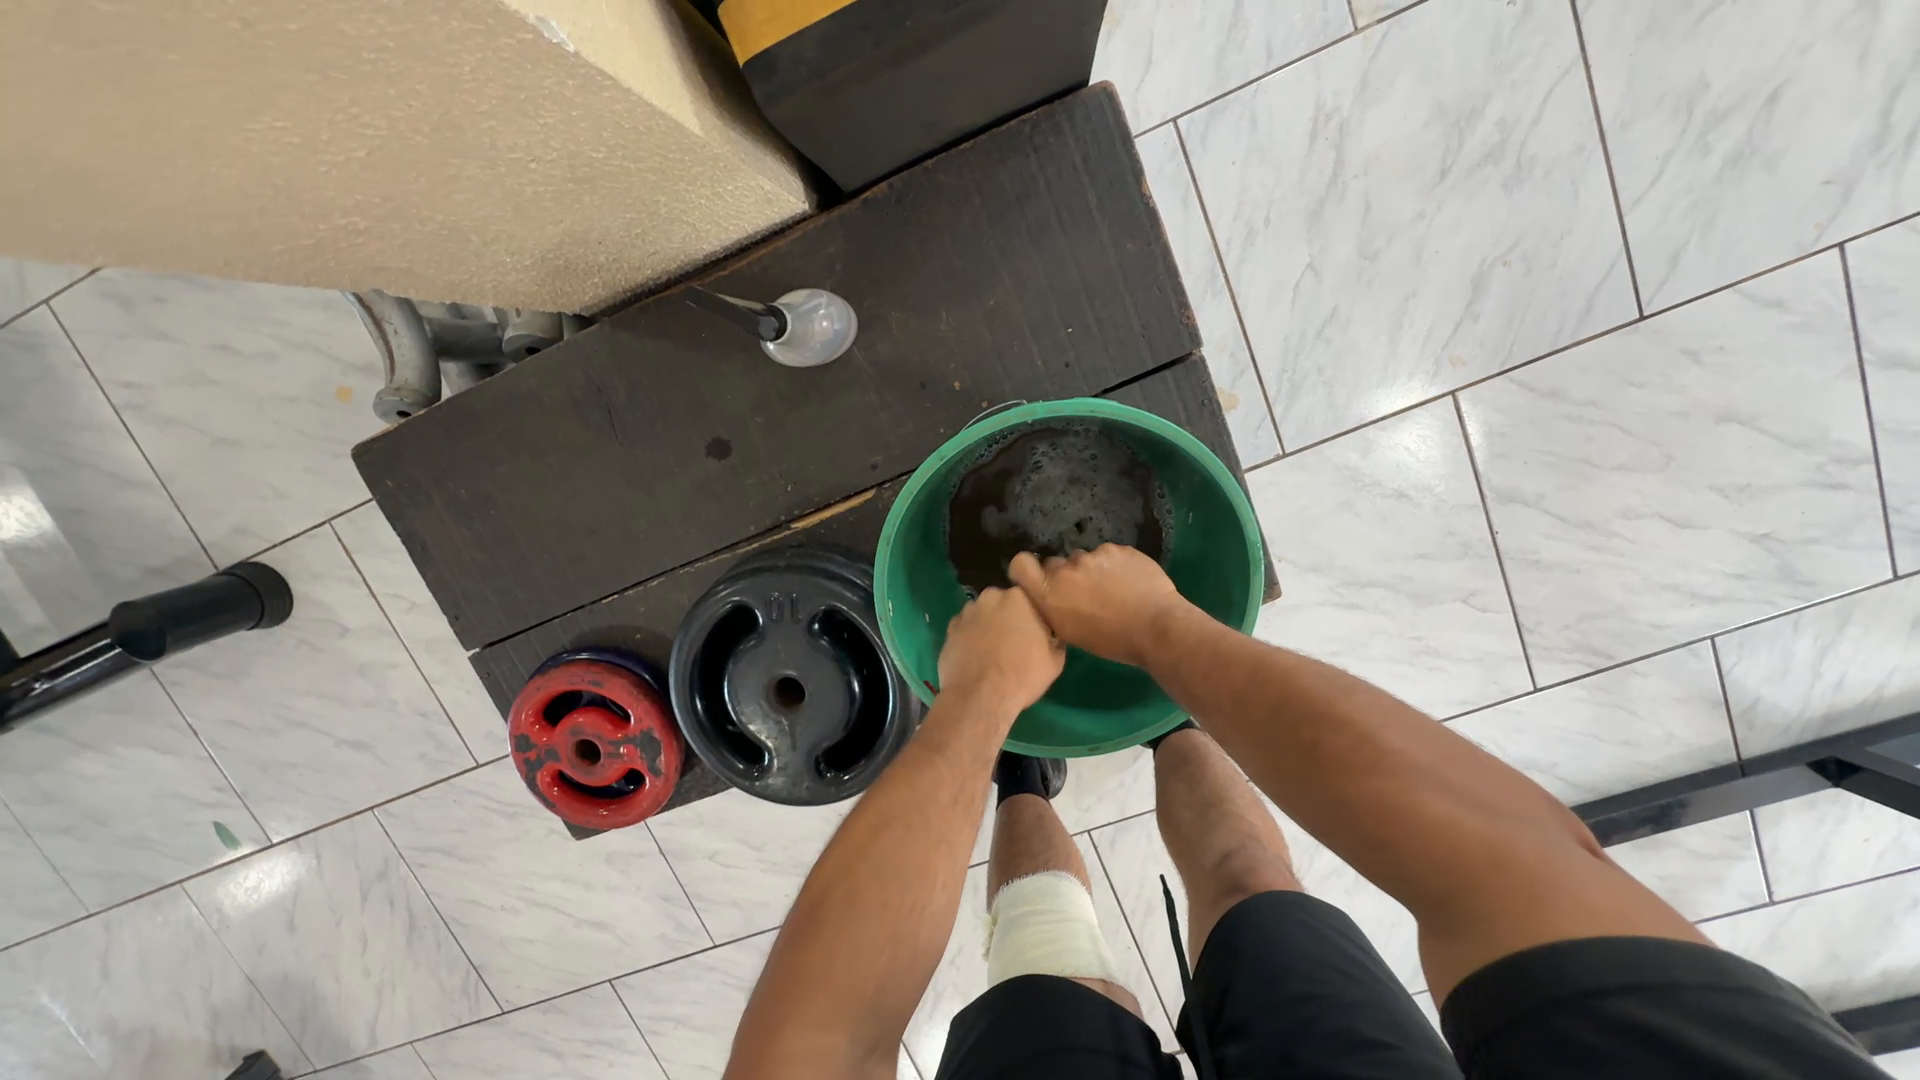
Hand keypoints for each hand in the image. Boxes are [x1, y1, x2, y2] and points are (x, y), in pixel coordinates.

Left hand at [936, 586, 1064, 714]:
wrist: (980, 697)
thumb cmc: (1022, 675)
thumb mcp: (1055, 661)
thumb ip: (1055, 639)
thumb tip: (1052, 636)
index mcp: (1019, 597)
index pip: (1030, 599)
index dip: (1033, 616)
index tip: (1035, 632)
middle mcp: (991, 597)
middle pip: (1004, 603)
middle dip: (1009, 617)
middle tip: (1014, 640)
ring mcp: (967, 612)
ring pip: (983, 614)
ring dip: (988, 625)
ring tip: (992, 650)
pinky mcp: (950, 628)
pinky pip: (965, 627)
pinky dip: (970, 636)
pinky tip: (975, 655)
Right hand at [1007, 545, 1193, 667]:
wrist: (1156, 628)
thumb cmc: (1112, 641)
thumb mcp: (1071, 632)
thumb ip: (1054, 607)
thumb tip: (1053, 595)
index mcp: (1049, 595)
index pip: (1021, 564)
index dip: (1027, 568)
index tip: (1038, 576)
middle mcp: (1065, 570)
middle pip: (1055, 562)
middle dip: (1065, 573)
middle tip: (1085, 591)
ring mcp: (1092, 556)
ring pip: (1084, 558)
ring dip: (1092, 569)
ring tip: (1113, 588)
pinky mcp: (1117, 548)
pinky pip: (1109, 554)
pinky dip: (1115, 565)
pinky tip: (1129, 581)